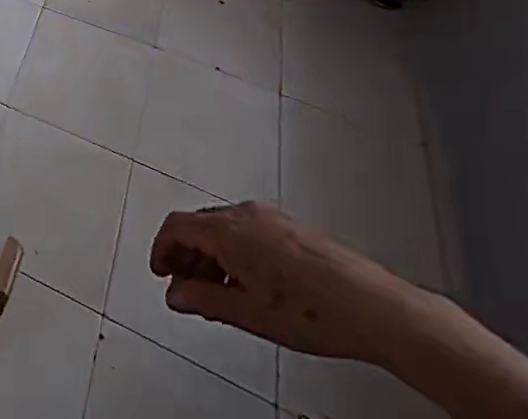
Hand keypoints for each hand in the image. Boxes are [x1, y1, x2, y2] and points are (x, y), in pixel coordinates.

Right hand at [149, 201, 420, 363]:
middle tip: (181, 284)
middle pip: (199, 223)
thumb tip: (178, 294)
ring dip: (209, 253)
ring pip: (223, 226)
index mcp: (230, 230)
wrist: (367, 304)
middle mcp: (248, 214)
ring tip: (213, 291)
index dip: (162, 248)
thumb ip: (202, 299)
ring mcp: (271, 217)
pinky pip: (247, 229)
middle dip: (185, 254)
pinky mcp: (288, 226)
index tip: (160, 269)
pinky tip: (244, 282)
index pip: (178, 225)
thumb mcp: (246, 313)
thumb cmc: (315, 307)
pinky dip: (233, 249)